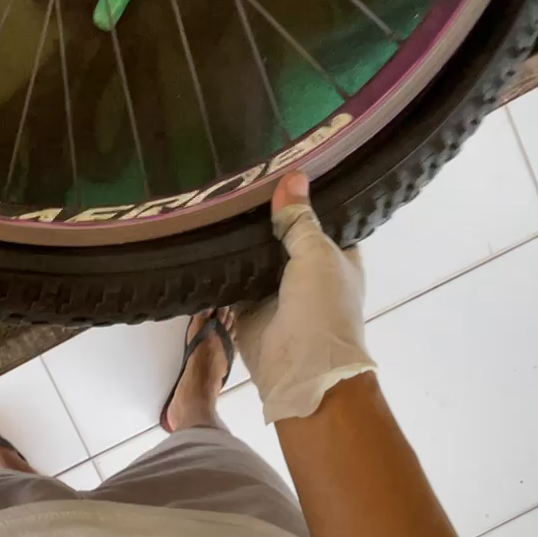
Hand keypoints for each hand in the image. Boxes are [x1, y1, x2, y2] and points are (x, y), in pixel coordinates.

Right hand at [232, 173, 375, 422]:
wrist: (300, 368)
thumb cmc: (323, 308)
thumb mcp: (316, 254)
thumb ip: (299, 219)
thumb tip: (291, 176)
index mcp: (336, 256)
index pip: (320, 218)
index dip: (303, 197)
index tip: (279, 167)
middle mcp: (306, 271)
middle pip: (281, 236)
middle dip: (263, 215)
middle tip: (236, 178)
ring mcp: (274, 290)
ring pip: (253, 256)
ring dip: (238, 239)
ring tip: (213, 199)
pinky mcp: (245, 307)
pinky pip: (230, 279)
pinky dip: (219, 265)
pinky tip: (201, 237)